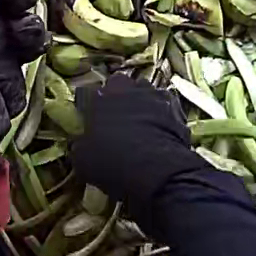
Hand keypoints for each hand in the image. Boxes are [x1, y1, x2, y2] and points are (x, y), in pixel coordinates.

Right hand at [68, 75, 207, 222]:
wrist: (157, 172)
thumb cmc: (113, 164)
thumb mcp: (83, 161)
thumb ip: (80, 144)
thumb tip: (81, 143)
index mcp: (98, 98)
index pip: (85, 93)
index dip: (86, 104)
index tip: (86, 115)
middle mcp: (124, 89)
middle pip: (117, 83)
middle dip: (115, 95)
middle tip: (114, 114)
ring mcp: (151, 94)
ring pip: (143, 89)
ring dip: (140, 99)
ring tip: (139, 118)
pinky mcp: (174, 105)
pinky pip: (164, 103)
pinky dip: (161, 111)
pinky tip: (160, 126)